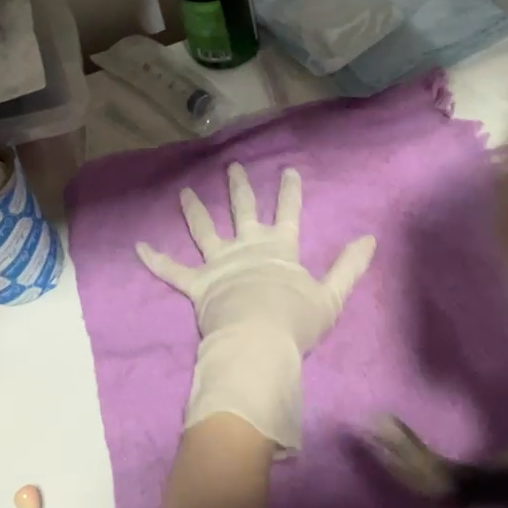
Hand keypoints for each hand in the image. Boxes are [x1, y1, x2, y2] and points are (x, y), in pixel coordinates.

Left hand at [138, 163, 376, 450]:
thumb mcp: (331, 296)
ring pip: (203, 229)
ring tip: (184, 191)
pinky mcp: (196, 285)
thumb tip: (370, 238)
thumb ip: (349, 267)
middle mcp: (246, 246)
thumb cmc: (295, 322)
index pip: (288, 212)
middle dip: (238, 186)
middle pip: (242, 209)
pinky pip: (171, 270)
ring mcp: (218, 263)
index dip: (289, 191)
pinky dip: (154, 259)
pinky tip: (137, 246)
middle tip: (232, 165)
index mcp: (279, 248)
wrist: (257, 342)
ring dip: (194, 209)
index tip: (289, 169)